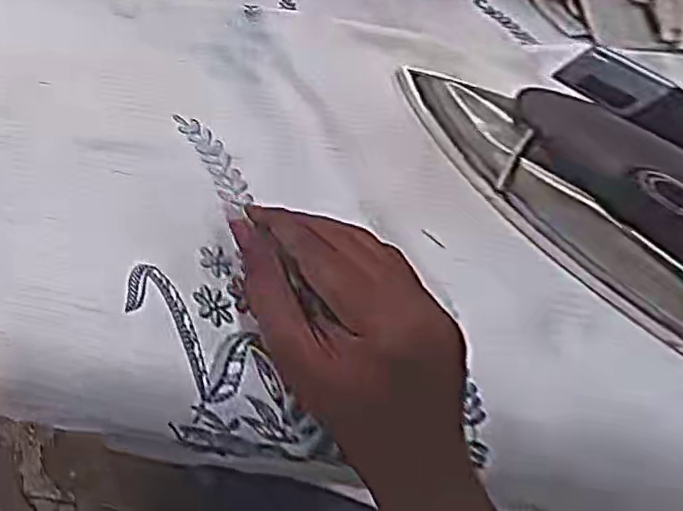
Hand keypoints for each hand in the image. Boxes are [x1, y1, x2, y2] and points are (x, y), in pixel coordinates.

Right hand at [231, 207, 491, 510]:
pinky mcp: (436, 311)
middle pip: (345, 240)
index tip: (249, 217)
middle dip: (298, 225)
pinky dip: (350, 248)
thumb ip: (266, 287)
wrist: (414, 465)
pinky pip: (387, 261)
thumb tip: (246, 235)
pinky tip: (327, 255)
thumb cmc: (351, 418)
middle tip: (260, 222)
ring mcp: (432, 308)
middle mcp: (416, 307)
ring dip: (323, 232)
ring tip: (287, 234)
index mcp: (383, 320)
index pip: (320, 251)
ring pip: (367, 244)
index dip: (279, 227)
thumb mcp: (293, 353)